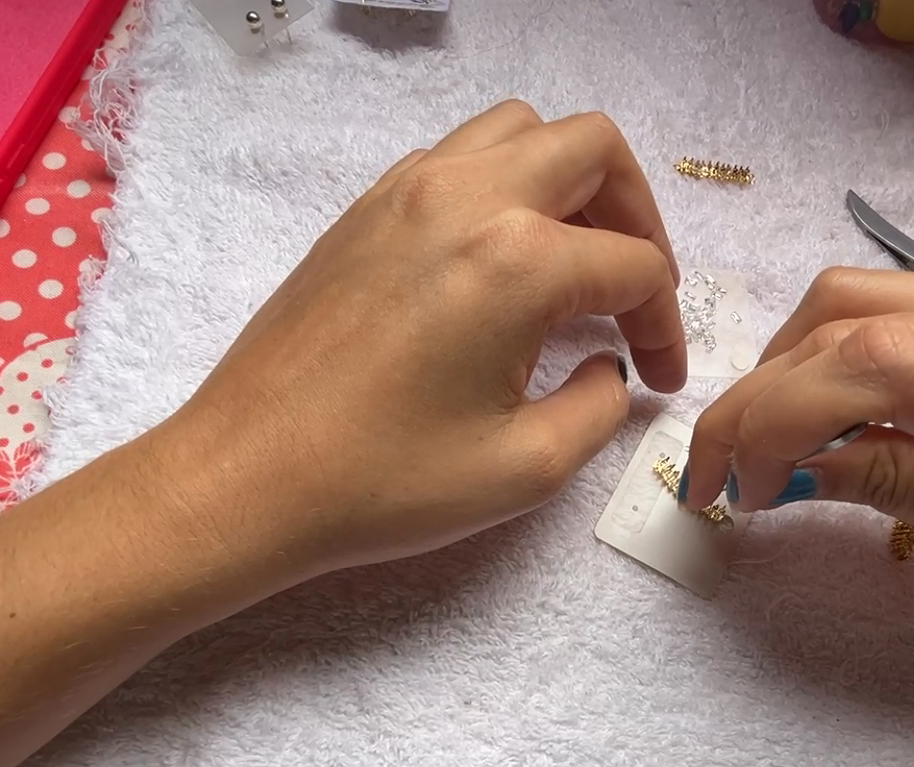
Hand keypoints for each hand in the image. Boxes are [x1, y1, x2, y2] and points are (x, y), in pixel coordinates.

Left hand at [144, 100, 684, 577]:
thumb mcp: (524, 469)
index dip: (665, 324)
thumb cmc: (383, 485)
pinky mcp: (364, 211)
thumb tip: (609, 369)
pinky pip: (458, 159)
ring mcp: (405, 191)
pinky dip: (505, 190)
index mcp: (514, 261)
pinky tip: (501, 263)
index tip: (661, 377)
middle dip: (638, 219)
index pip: (632, 266)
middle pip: (593, 152)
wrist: (248, 479)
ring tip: (575, 265)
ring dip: (571, 187)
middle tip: (637, 293)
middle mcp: (464, 198)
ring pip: (521, 135)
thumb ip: (598, 409)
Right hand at [682, 268, 913, 665]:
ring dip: (788, 371)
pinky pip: (900, 308)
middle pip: (865, 319)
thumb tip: (784, 461)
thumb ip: (905, 487)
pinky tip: (820, 414)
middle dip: (764, 398)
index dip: (782, 414)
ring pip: (869, 298)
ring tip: (762, 446)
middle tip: (717, 475)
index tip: (730, 486)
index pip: (890, 363)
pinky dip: (831, 360)